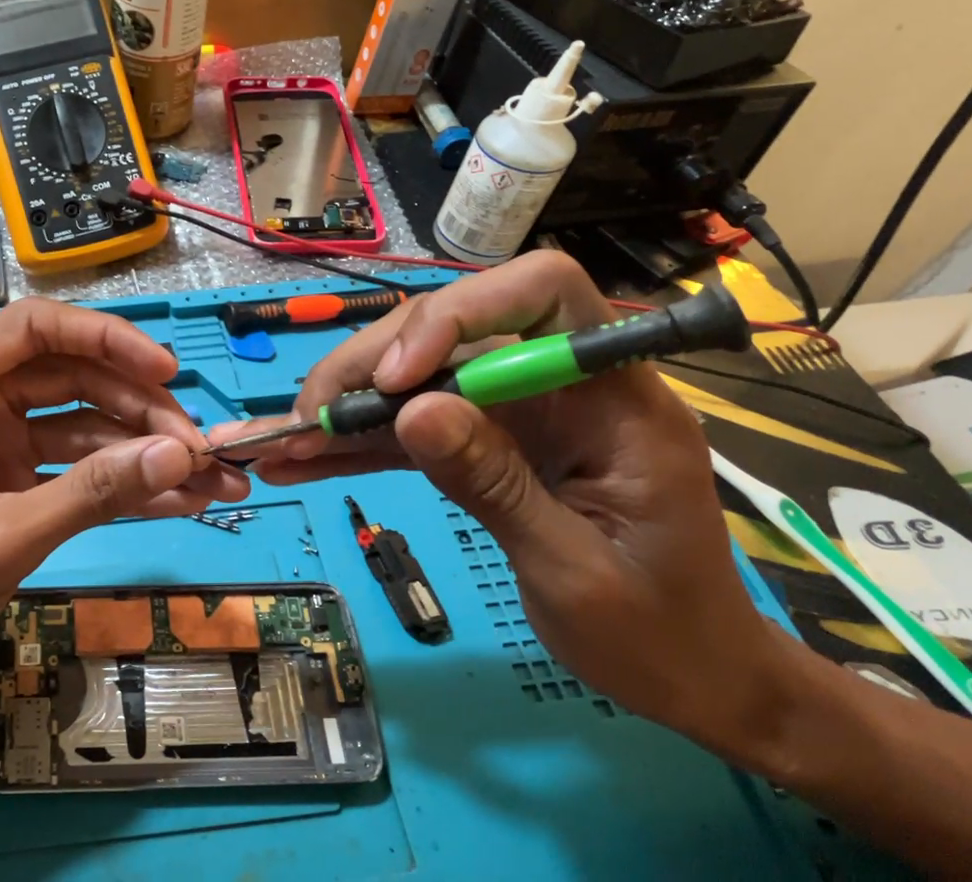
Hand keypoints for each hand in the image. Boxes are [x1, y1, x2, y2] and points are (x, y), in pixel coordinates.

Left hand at [0, 298, 248, 719]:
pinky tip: (170, 501)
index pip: (32, 330)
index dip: (105, 339)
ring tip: (204, 479)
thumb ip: (92, 491)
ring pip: (72, 423)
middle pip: (63, 376)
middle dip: (134, 407)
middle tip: (197, 448)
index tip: (165, 373)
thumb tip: (180, 455)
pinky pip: (64, 469)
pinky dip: (110, 484)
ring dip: (134, 449)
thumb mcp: (3, 539)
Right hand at [209, 253, 787, 746]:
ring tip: (282, 443)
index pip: (543, 294)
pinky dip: (361, 447)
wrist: (689, 677)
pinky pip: (416, 430)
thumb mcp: (572, 568)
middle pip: (453, 332)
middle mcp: (562, 386)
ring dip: (348, 408)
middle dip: (370, 367)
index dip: (458, 314)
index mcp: (613, 397)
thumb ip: (494, 484)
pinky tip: (303, 463)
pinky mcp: (491, 447)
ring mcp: (521, 415)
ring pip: (420, 379)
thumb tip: (413, 411)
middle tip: (307, 421)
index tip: (394, 378)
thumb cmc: (656, 633)